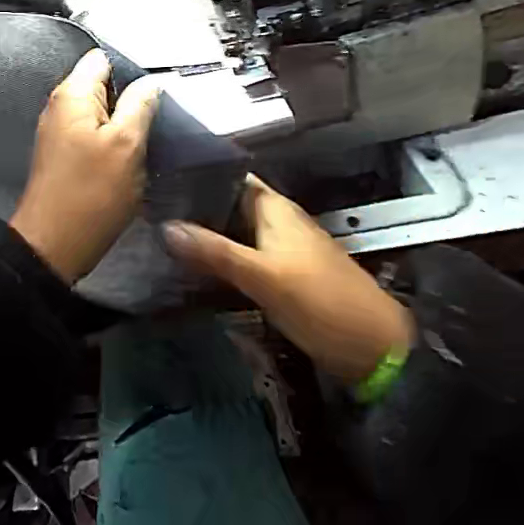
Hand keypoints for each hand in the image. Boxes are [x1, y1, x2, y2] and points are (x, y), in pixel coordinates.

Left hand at [9, 49, 160, 283]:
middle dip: (135, 96)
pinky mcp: (66, 156)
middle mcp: (62, 106)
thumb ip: (141, 105)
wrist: (53, 247)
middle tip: (166, 115)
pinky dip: (117, 142)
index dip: (135, 67)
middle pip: (105, 85)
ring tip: (157, 136)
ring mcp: (62, 132)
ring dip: (129, 122)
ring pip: (104, 112)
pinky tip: (136, 157)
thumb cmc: (92, 193)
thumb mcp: (126, 144)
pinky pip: (97, 135)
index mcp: (72, 94)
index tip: (163, 88)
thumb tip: (153, 81)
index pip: (104, 58)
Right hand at [163, 176, 413, 384]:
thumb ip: (215, 252)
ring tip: (161, 242)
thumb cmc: (320, 302)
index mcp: (275, 209)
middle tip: (151, 216)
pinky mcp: (282, 276)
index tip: (159, 180)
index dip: (199, 176)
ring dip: (206, 239)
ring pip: (235, 234)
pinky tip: (195, 272)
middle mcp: (277, 222)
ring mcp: (281, 250)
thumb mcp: (262, 276)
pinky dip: (221, 262)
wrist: (372, 347)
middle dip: (194, 211)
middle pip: (229, 207)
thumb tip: (166, 227)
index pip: (231, 177)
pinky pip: (243, 259)